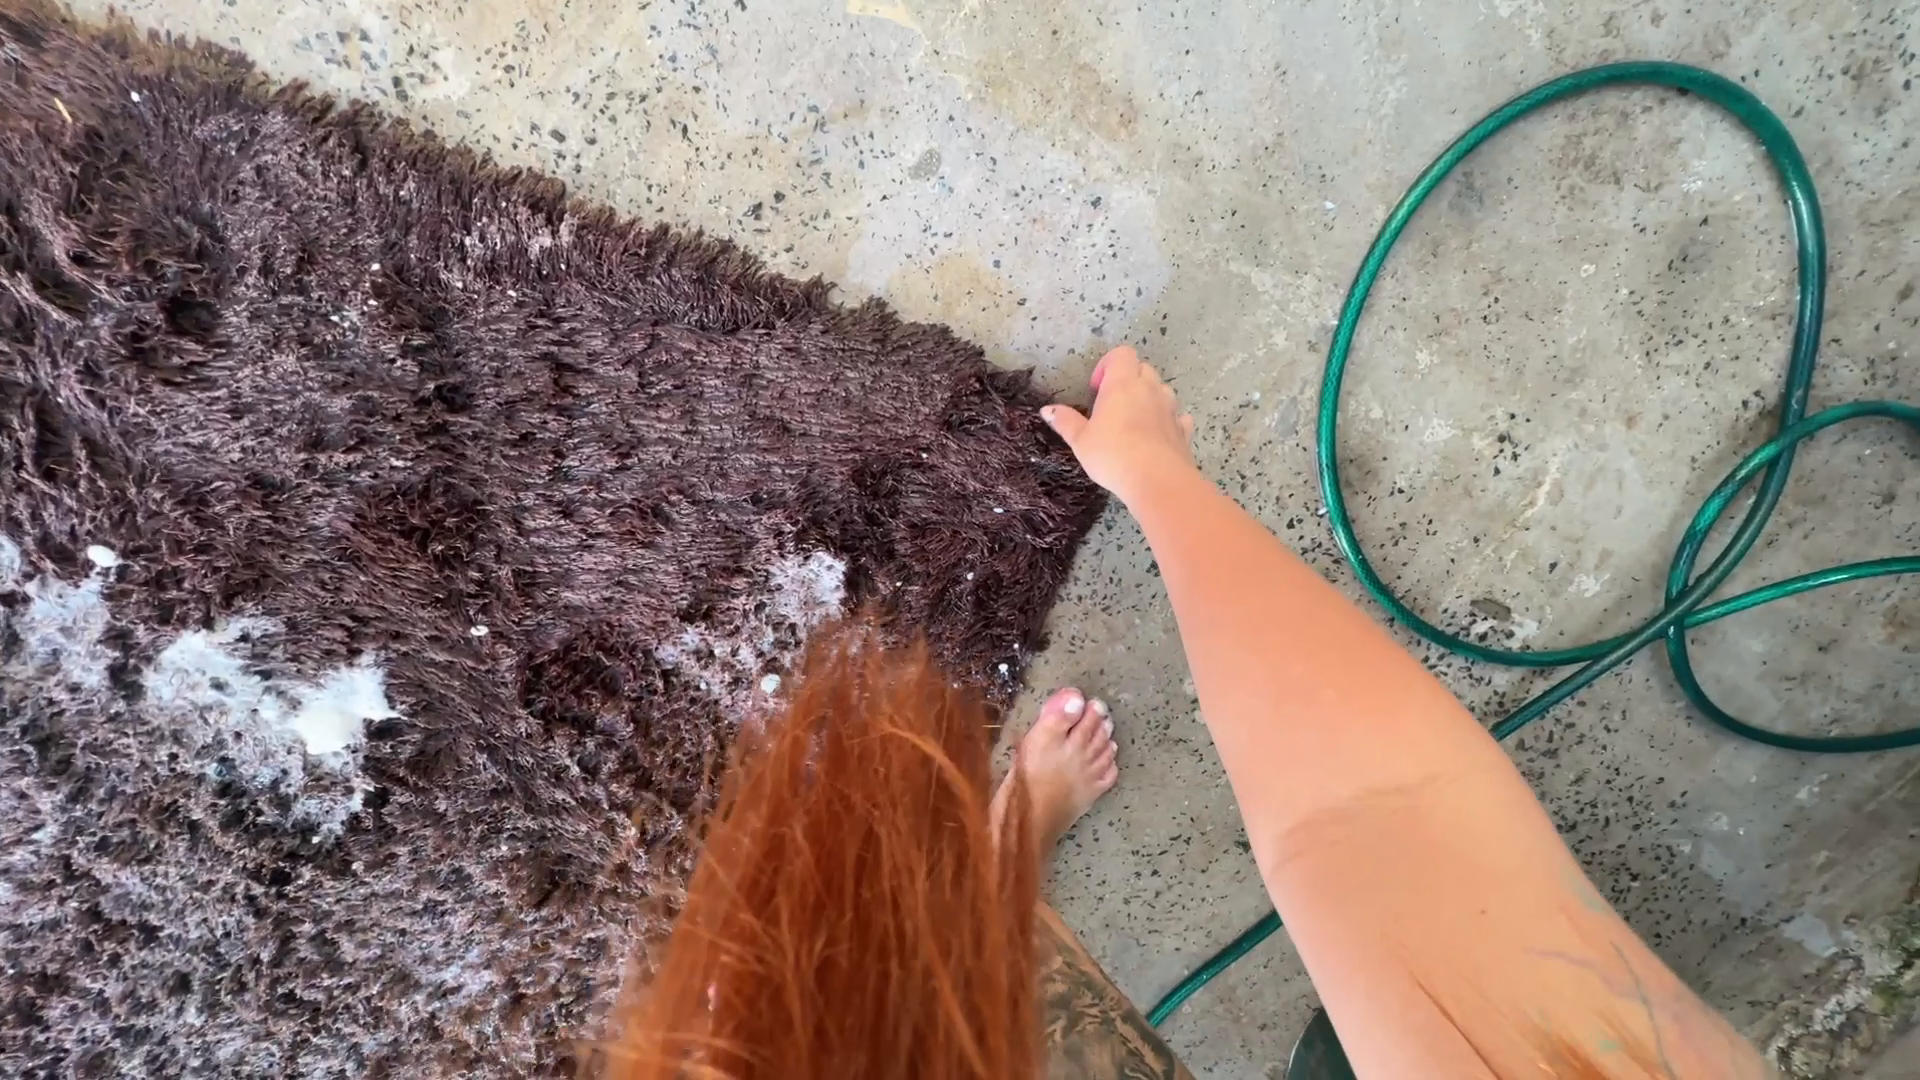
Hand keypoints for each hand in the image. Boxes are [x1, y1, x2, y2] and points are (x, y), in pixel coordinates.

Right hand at [1042, 345, 1197, 505]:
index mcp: (1123, 384)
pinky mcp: (1183, 429)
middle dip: (1128, 380)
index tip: (1097, 388)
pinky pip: (1177, 416)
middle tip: (1112, 404)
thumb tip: (1047, 410)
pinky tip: (1157, 436)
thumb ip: (1065, 421)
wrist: (1156, 480)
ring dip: (1149, 398)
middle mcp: (1150, 389)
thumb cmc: (1113, 455)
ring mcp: (1170, 408)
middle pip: (1143, 368)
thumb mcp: (1080, 440)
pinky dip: (1168, 420)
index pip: (1121, 354)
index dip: (1108, 364)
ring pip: (1162, 390)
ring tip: (1133, 421)